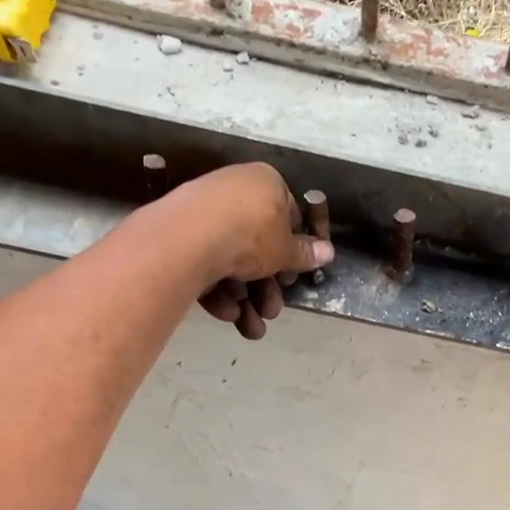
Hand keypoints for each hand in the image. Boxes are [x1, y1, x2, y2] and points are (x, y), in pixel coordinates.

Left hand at [169, 162, 333, 339]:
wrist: (189, 238)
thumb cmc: (251, 235)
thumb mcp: (287, 250)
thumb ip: (306, 254)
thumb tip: (328, 252)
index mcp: (265, 182)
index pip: (288, 217)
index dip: (294, 251)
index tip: (294, 277)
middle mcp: (234, 191)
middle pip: (258, 245)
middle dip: (267, 286)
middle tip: (272, 310)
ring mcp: (204, 211)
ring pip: (233, 259)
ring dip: (246, 297)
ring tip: (252, 326)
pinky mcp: (181, 233)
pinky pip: (207, 261)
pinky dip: (219, 290)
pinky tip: (229, 315)